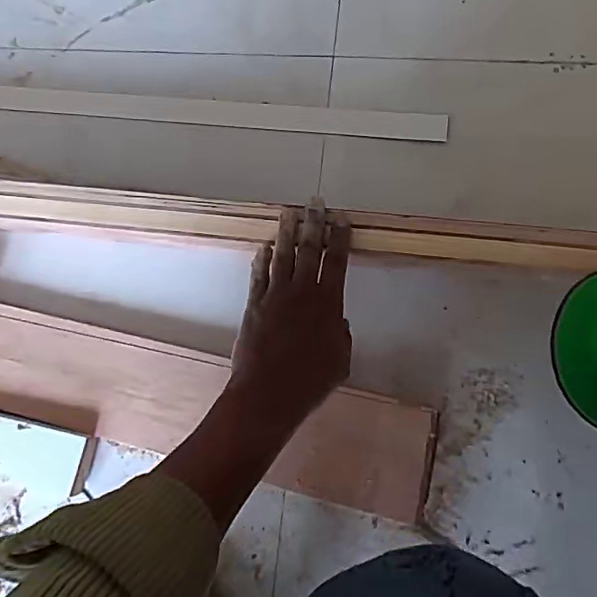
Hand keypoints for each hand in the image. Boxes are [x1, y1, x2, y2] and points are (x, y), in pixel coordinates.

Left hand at [223, 203, 352, 432]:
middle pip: (310, 250)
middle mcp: (303, 292)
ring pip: (283, 255)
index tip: (341, 220)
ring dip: (287, 232)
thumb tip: (336, 322)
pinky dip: (263, 258)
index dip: (340, 238)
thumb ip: (340, 335)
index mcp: (329, 304)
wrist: (268, 393)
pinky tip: (266, 246)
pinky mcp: (254, 304)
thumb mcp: (340, 361)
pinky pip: (259, 274)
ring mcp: (276, 295)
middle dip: (314, 224)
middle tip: (316, 204)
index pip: (338, 262)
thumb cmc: (310, 382)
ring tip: (289, 212)